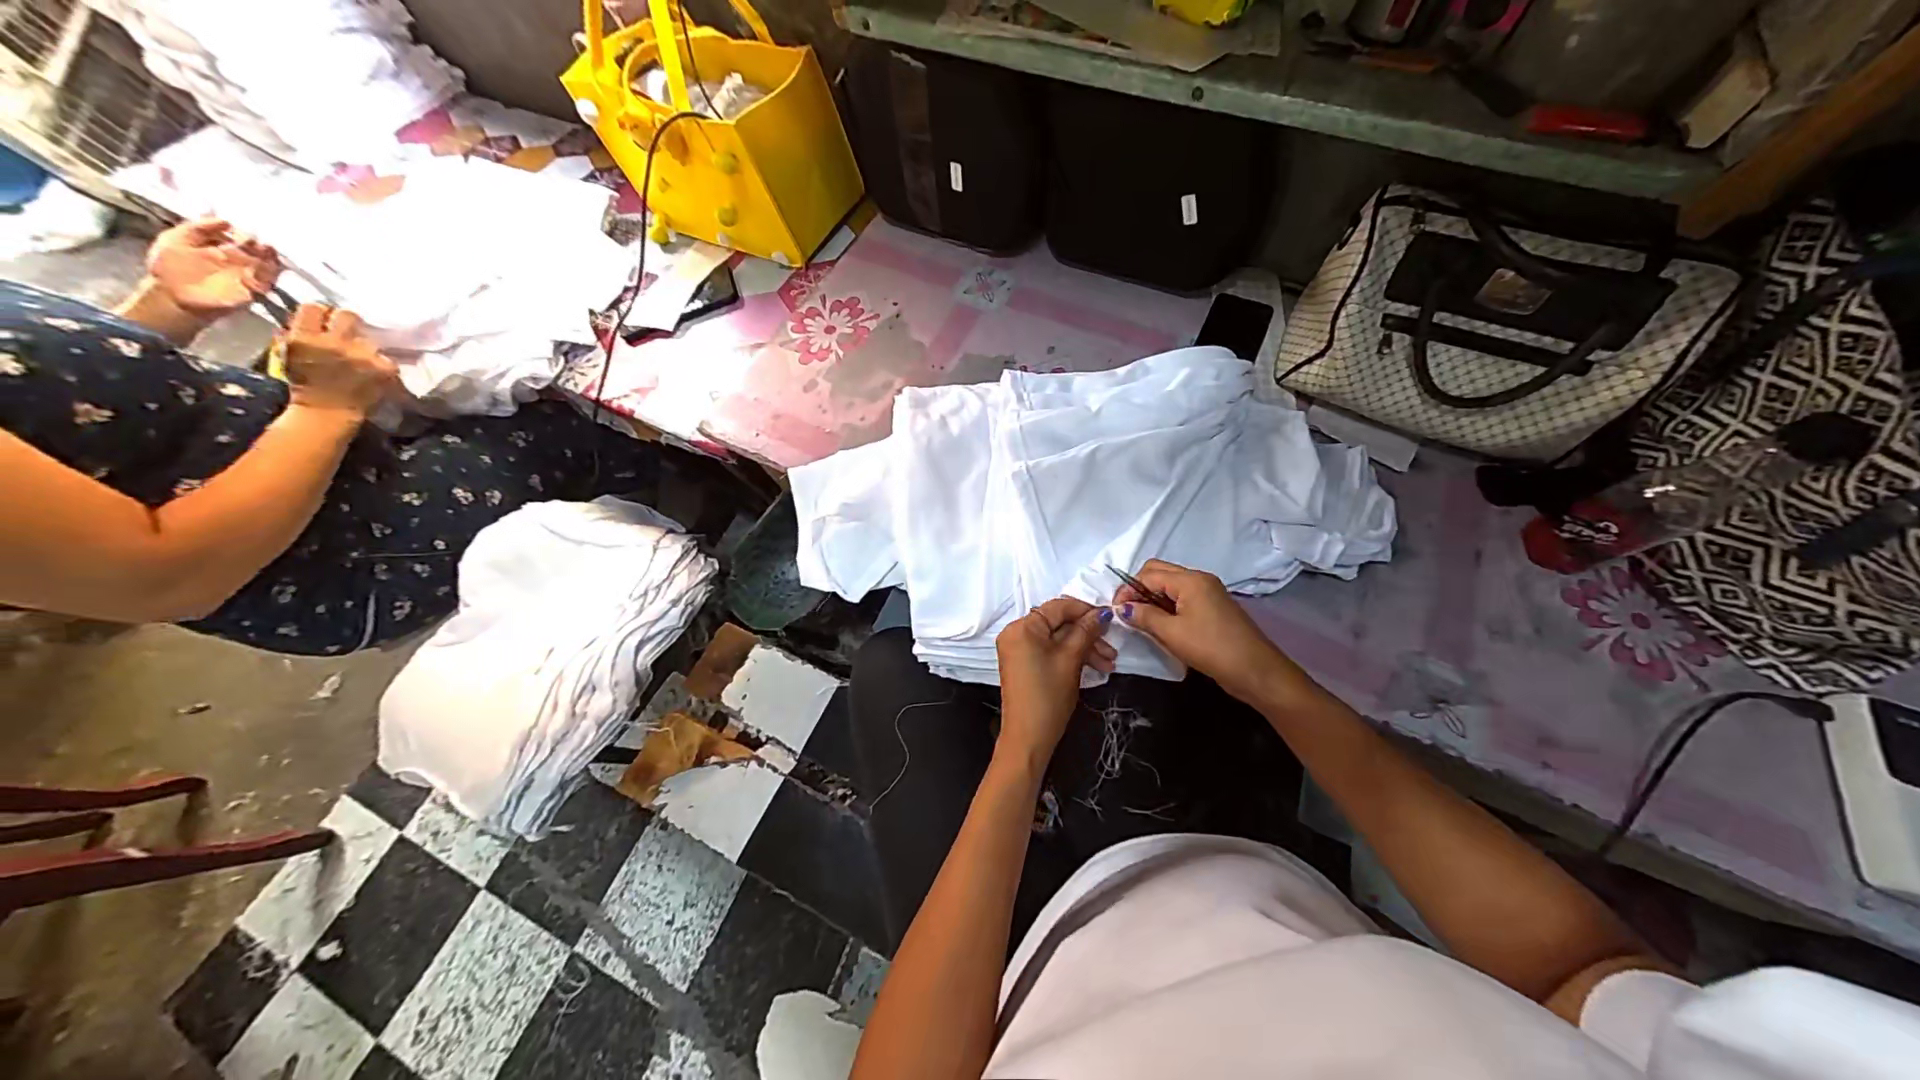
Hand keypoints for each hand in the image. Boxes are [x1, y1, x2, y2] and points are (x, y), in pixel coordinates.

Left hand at [146, 218, 280, 314]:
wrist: (172, 295)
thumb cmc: (169, 267)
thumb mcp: (176, 238)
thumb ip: (198, 228)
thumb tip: (227, 221)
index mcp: (223, 248)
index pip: (242, 239)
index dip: (247, 233)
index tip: (246, 229)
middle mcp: (239, 261)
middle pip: (258, 252)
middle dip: (261, 245)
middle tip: (259, 239)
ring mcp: (248, 276)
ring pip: (267, 265)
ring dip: (270, 258)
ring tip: (268, 248)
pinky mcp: (253, 291)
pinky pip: (267, 281)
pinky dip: (270, 273)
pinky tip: (268, 265)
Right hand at [281, 305, 396, 415]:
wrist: (327, 411)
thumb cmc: (305, 383)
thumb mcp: (289, 352)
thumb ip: (302, 332)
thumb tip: (317, 318)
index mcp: (304, 336)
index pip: (315, 307)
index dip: (322, 313)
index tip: (326, 321)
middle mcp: (335, 341)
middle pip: (348, 315)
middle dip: (348, 322)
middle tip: (349, 333)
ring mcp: (362, 354)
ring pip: (370, 337)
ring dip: (366, 345)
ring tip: (362, 356)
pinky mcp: (384, 367)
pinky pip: (387, 357)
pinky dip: (383, 363)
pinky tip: (376, 371)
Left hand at [994, 597, 1115, 765]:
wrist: (1028, 737)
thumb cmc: (1048, 695)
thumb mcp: (1071, 660)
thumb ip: (1086, 631)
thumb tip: (1102, 613)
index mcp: (1023, 627)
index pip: (1058, 607)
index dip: (1086, 611)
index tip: (1111, 619)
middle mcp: (1016, 633)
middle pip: (1059, 624)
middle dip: (1088, 635)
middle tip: (1112, 651)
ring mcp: (1019, 649)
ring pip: (1058, 639)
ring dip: (1084, 649)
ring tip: (1108, 666)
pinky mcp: (1025, 663)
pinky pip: (1050, 651)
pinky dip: (1070, 657)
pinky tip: (1094, 668)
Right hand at [1115, 559, 1303, 704]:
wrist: (1256, 671)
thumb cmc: (1211, 649)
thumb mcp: (1171, 633)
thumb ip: (1144, 616)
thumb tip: (1122, 608)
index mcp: (1190, 580)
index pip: (1148, 574)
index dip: (1128, 589)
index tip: (1116, 611)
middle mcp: (1200, 579)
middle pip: (1159, 573)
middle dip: (1139, 590)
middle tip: (1127, 614)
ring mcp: (1209, 592)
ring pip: (1171, 586)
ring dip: (1153, 599)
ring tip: (1142, 622)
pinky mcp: (1213, 607)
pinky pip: (1183, 598)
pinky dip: (1168, 607)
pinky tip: (1162, 626)